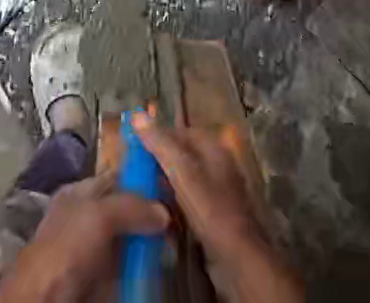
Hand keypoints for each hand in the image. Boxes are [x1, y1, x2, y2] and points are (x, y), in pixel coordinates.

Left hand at [0, 173, 169, 302]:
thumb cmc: (66, 250)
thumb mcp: (99, 216)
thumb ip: (134, 206)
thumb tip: (165, 213)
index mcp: (80, 194)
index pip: (118, 177)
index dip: (143, 179)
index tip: (171, 185)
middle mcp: (87, 219)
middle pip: (127, 210)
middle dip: (152, 216)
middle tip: (176, 223)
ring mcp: (94, 252)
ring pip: (130, 241)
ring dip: (151, 245)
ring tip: (172, 250)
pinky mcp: (100, 282)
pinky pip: (128, 269)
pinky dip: (143, 270)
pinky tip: (159, 269)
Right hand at [134, 113, 302, 302]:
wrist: (236, 255)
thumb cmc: (209, 207)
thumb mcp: (182, 172)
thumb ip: (161, 144)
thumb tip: (138, 114)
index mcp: (214, 146)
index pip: (180, 132)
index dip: (156, 136)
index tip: (133, 147)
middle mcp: (218, 162)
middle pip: (182, 154)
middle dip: (159, 160)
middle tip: (133, 171)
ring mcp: (217, 187)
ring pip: (184, 177)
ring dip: (164, 181)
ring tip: (141, 190)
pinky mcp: (214, 211)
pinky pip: (188, 197)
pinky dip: (173, 199)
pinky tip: (159, 210)